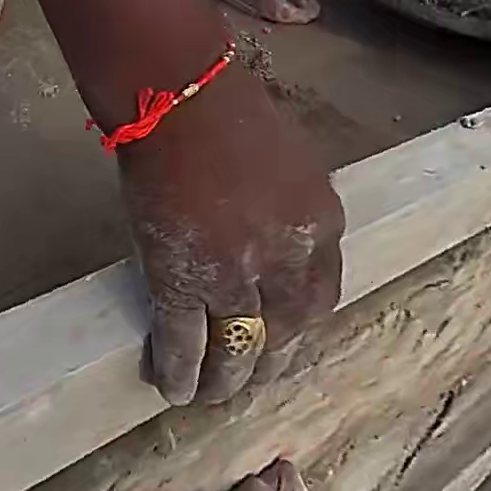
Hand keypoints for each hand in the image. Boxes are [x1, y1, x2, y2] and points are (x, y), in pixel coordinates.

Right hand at [118, 68, 342, 405]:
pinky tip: (171, 385)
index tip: (280, 332)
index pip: (319, 292)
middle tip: (250, 374)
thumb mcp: (285, 161)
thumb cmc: (230, 111)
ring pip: (238, 348)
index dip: (297, 320)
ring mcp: (234, 276)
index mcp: (319, 223)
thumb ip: (286, 208)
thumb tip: (266, 236)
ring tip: (210, 395)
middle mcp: (286, 259)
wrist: (180, 96)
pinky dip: (178, 369)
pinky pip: (184, 341)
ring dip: (224, 378)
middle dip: (268, 359)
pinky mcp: (182, 282)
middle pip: (287, 329)